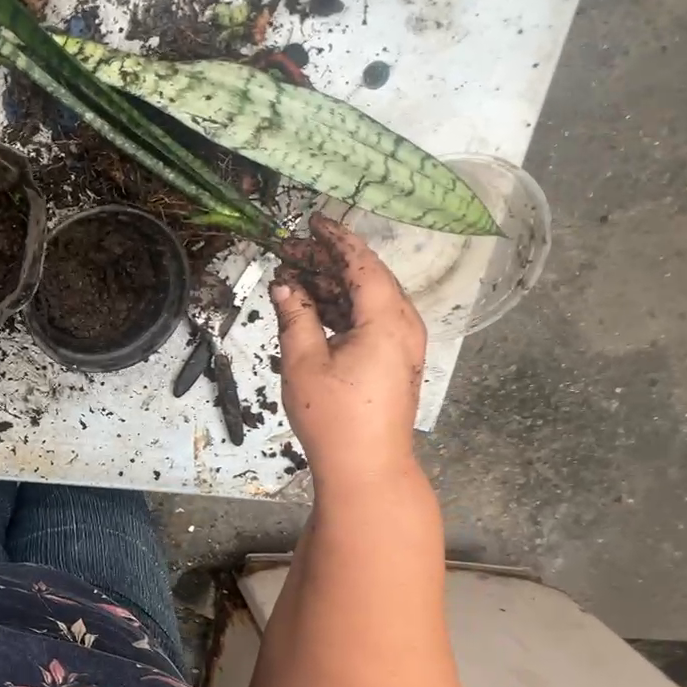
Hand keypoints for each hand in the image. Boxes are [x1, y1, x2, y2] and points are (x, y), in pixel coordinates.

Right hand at [271, 217, 426, 487]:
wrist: (366, 465)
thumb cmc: (333, 415)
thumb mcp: (304, 362)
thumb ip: (294, 317)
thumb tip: (283, 285)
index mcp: (387, 320)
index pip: (363, 264)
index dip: (337, 239)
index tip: (313, 221)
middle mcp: (402, 325)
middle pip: (366, 278)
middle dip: (327, 260)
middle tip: (289, 249)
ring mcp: (400, 343)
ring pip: (364, 299)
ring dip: (330, 284)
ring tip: (292, 273)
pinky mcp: (390, 359)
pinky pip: (366, 319)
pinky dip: (338, 307)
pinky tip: (309, 304)